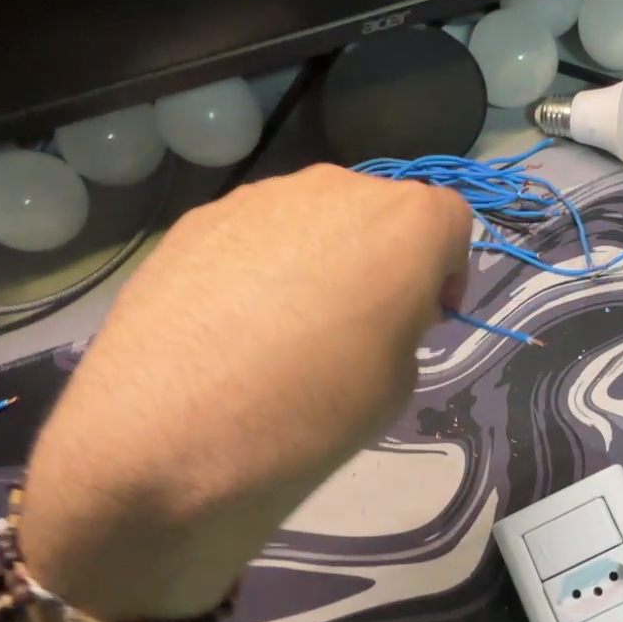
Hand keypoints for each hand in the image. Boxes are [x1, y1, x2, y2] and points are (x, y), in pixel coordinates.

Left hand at [16, 165, 472, 618]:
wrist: (170, 433)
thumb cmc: (314, 410)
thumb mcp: (399, 380)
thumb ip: (404, 322)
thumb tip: (372, 308)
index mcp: (407, 222)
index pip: (453, 222)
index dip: (447, 272)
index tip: (427, 320)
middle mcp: (339, 188)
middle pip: (382, 211)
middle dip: (385, 259)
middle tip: (362, 323)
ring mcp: (263, 196)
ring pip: (317, 217)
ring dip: (324, 256)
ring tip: (290, 325)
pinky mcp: (201, 218)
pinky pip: (258, 232)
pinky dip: (265, 264)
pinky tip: (236, 322)